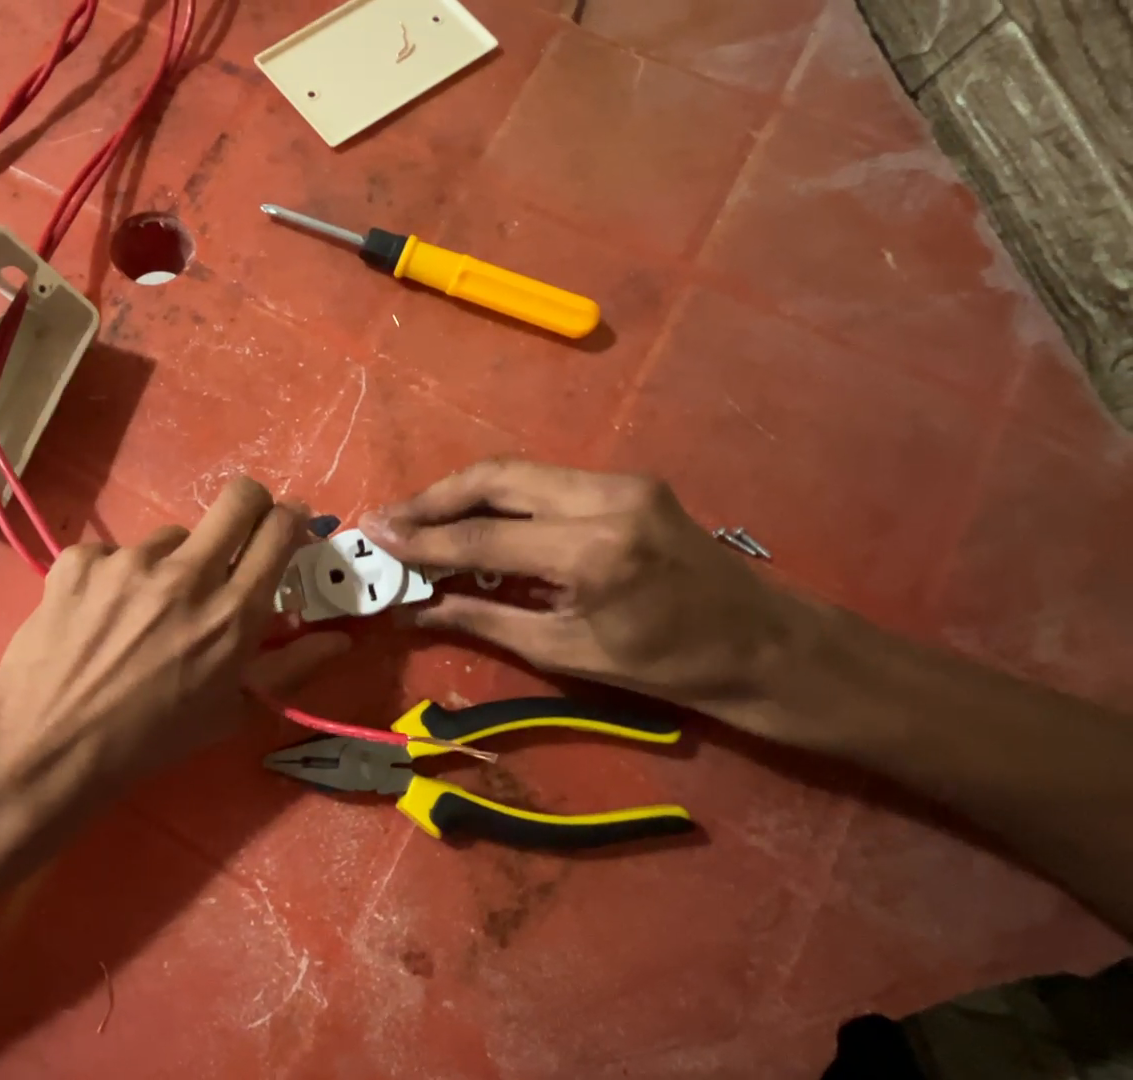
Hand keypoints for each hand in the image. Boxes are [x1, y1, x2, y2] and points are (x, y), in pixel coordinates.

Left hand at [0, 477, 349, 796]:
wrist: (50, 744)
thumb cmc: (150, 738)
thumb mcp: (229, 710)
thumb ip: (288, 666)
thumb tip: (338, 638)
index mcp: (233, 613)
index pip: (279, 531)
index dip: (290, 520)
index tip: (285, 526)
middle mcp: (187, 575)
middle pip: (238, 497)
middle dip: (249, 505)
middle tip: (236, 533)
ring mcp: (129, 562)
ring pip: (168, 536)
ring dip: (170, 563)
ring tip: (142, 612)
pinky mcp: (80, 560)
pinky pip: (112, 554)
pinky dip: (113, 578)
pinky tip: (96, 617)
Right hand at [362, 460, 811, 722]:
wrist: (765, 645)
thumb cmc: (666, 667)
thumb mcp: (565, 652)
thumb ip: (482, 619)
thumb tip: (415, 608)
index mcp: (593, 553)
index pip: (483, 538)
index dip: (422, 539)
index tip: (375, 535)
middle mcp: (605, 500)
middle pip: (494, 478)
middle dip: (432, 497)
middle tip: (388, 519)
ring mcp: (620, 482)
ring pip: (515, 470)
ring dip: (459, 492)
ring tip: (416, 517)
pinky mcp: (626, 482)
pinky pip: (542, 480)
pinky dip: (496, 497)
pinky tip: (470, 518)